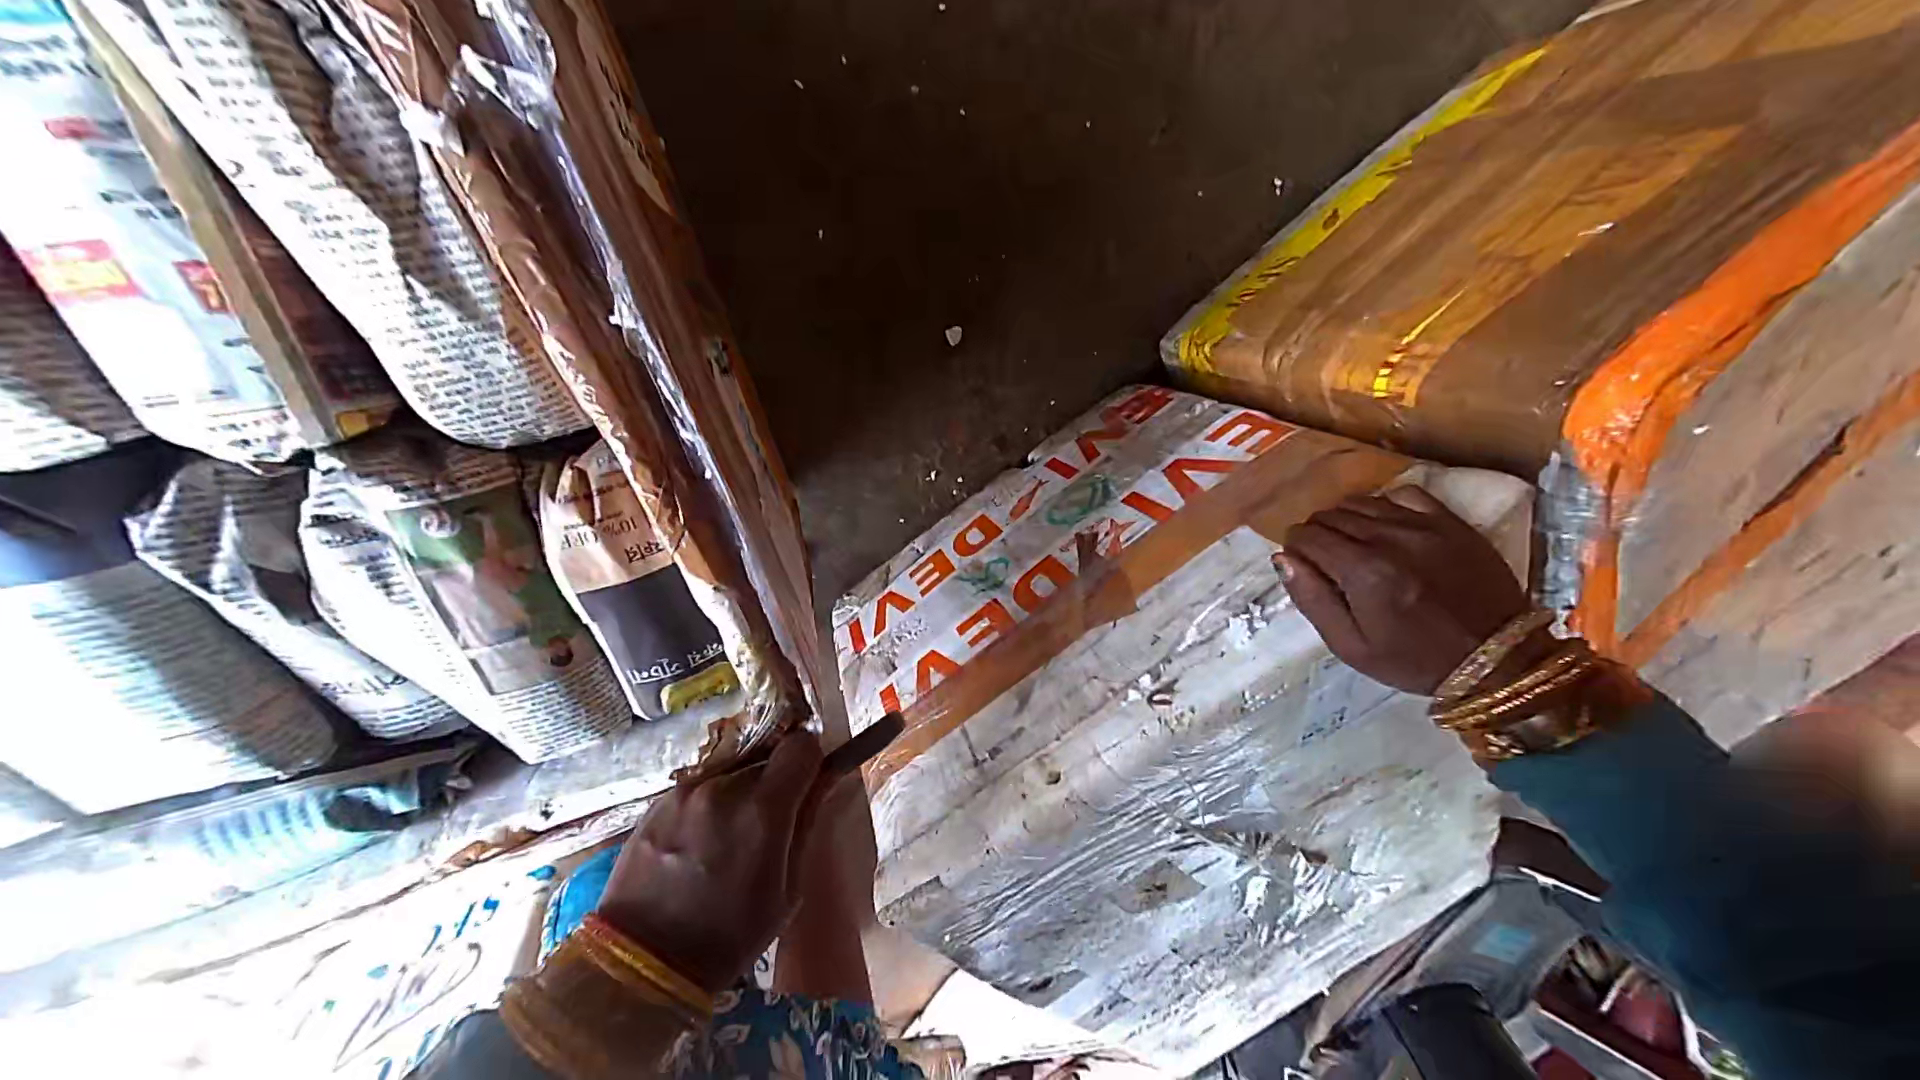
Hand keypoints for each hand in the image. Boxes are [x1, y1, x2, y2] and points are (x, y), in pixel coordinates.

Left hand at [594, 730, 828, 990]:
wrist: (643, 964)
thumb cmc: (729, 936)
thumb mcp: (787, 889)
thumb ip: (807, 823)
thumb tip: (825, 780)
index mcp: (763, 809)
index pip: (800, 745)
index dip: (809, 759)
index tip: (808, 779)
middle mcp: (723, 787)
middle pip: (764, 755)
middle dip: (774, 779)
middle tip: (770, 817)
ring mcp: (686, 791)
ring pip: (731, 769)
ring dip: (739, 789)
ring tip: (730, 832)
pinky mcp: (657, 802)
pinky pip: (699, 786)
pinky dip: (709, 802)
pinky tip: (700, 840)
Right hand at [1276, 486, 1531, 694]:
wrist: (1498, 658)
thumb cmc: (1413, 659)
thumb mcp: (1350, 646)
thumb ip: (1312, 599)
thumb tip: (1284, 558)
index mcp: (1362, 572)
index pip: (1306, 536)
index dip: (1294, 547)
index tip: (1301, 564)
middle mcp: (1389, 539)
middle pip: (1329, 515)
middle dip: (1316, 533)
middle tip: (1324, 559)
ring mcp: (1423, 526)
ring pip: (1361, 502)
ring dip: (1345, 519)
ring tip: (1352, 544)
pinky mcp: (1450, 522)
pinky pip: (1403, 494)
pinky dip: (1383, 506)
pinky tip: (1386, 528)